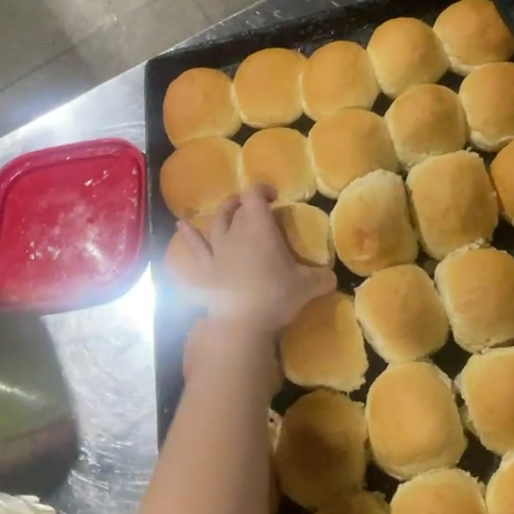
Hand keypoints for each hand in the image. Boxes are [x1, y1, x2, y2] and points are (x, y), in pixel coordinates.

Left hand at [176, 186, 335, 342]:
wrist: (242, 323)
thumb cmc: (276, 297)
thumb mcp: (309, 287)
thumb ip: (323, 277)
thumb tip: (332, 276)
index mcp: (259, 228)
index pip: (254, 194)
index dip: (262, 190)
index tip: (274, 198)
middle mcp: (235, 232)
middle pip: (236, 207)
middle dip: (245, 203)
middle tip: (256, 209)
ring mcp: (216, 251)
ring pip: (215, 222)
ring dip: (222, 213)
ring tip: (228, 210)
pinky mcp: (204, 270)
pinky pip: (193, 248)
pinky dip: (188, 236)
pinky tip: (181, 227)